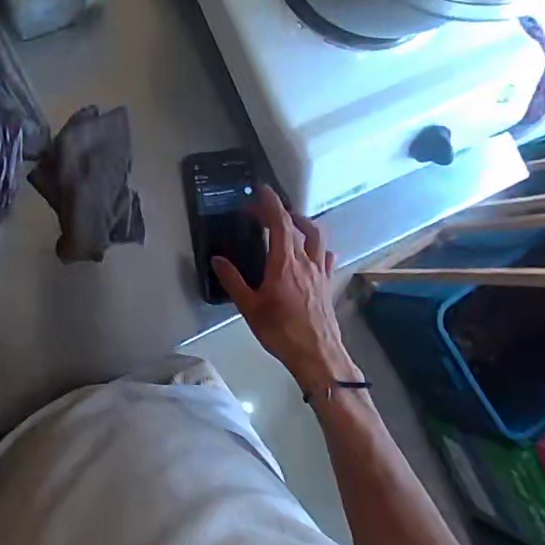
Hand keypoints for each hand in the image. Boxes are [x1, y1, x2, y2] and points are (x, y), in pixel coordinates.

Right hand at [211, 185, 359, 391]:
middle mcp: (305, 261)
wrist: (317, 355)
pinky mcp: (327, 284)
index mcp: (284, 262)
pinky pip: (325, 256)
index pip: (279, 222)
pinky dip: (317, 247)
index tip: (261, 190)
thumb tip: (217, 260)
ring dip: (303, 224)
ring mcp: (320, 272)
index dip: (270, 202)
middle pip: (297, 225)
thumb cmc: (281, 331)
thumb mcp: (249, 307)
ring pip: (316, 237)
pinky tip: (312, 253)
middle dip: (281, 212)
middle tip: (264, 211)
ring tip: (290, 224)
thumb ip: (233, 281)